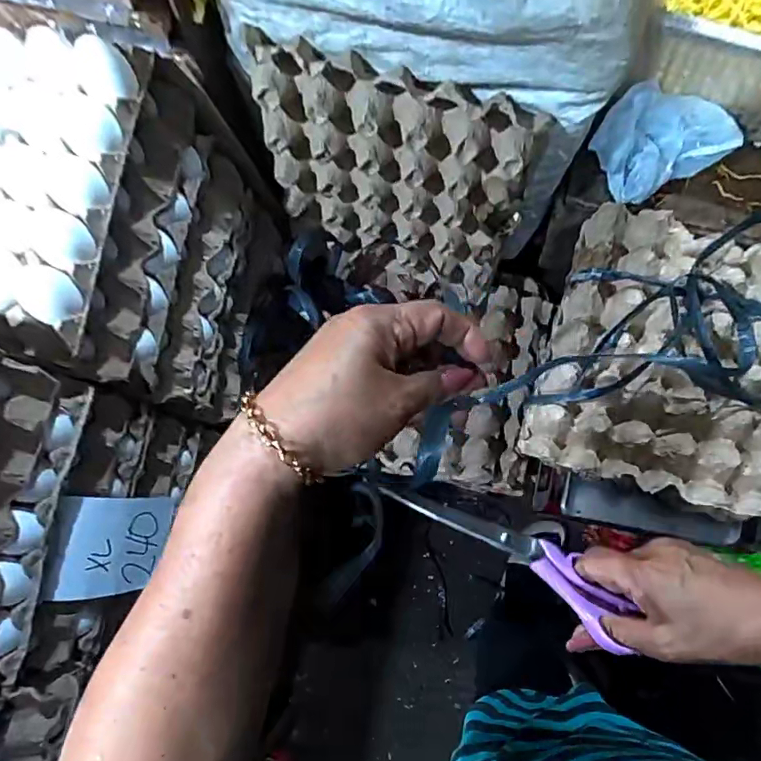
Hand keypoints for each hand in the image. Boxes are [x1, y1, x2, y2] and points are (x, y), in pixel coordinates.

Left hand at [253, 301, 493, 474]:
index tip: (489, 369)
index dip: (469, 338)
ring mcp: (345, 351)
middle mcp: (361, 327)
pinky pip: (380, 374)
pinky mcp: (335, 375)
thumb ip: (436, 385)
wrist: (272, 445)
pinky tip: (416, 416)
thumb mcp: (397, 402)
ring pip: (400, 360)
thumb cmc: (340, 417)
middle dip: (449, 364)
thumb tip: (465, 376)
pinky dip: (402, 391)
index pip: (437, 315)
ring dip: (428, 383)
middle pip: (419, 336)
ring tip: (449, 415)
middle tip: (471, 398)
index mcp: (378, 321)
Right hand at [564, 538, 760, 667]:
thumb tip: (575, 636)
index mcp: (639, 570)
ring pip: (631, 565)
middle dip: (602, 591)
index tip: (579, 608)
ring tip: (652, 621)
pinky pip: (652, 564)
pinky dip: (648, 584)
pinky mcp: (691, 552)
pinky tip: (673, 609)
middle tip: (618, 624)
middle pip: (607, 563)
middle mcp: (652, 550)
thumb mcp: (658, 643)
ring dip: (627, 590)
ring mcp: (674, 547)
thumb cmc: (716, 634)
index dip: (574, 582)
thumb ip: (611, 634)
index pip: (586, 562)